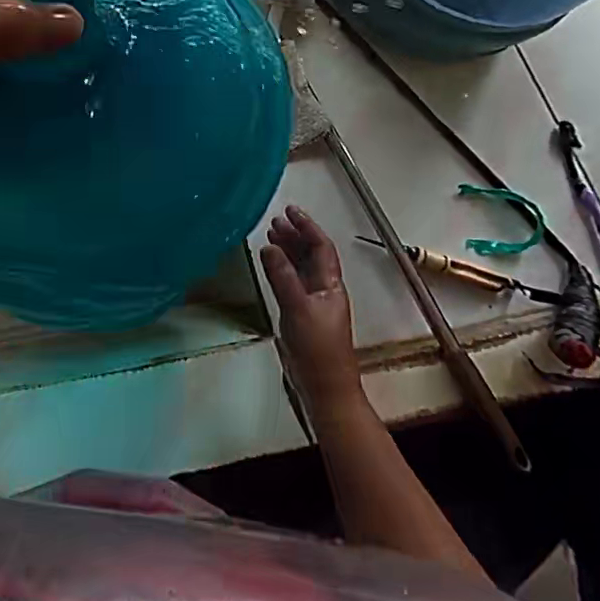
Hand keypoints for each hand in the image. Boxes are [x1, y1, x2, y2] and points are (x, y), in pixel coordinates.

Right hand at [261, 206, 361, 405]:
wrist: (324, 389)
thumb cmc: (318, 350)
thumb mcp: (298, 308)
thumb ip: (282, 277)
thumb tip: (269, 247)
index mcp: (331, 285)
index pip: (321, 246)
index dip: (307, 226)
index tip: (290, 211)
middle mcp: (323, 289)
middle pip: (311, 254)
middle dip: (295, 235)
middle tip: (275, 221)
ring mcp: (312, 303)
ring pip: (300, 267)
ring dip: (288, 250)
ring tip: (271, 235)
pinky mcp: (300, 316)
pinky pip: (291, 282)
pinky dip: (281, 269)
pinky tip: (270, 264)